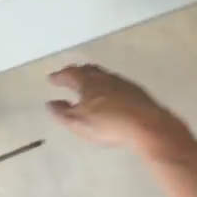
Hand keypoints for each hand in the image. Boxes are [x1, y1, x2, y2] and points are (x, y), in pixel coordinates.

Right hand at [47, 64, 191, 157]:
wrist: (146, 126)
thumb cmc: (107, 124)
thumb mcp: (78, 122)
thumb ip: (62, 113)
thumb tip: (50, 103)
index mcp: (88, 82)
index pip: (70, 74)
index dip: (60, 76)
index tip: (52, 78)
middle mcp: (105, 78)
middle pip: (89, 70)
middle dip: (78, 71)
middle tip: (70, 74)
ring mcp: (123, 83)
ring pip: (104, 76)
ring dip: (95, 77)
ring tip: (90, 83)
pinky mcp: (137, 92)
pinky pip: (118, 84)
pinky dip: (109, 86)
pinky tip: (112, 95)